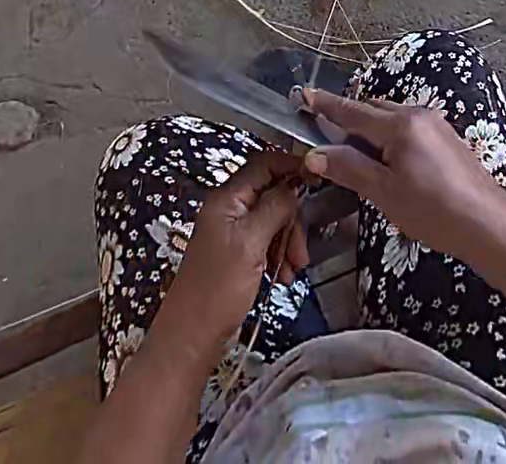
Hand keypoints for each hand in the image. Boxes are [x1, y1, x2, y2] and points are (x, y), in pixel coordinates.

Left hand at [154, 151, 309, 358]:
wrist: (190, 341)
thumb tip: (294, 183)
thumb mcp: (250, 243)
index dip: (291, 165)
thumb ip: (274, 207)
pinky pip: (267, 242)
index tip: (316, 177)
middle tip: (300, 247)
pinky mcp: (237, 254)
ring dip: (288, 240)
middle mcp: (229, 210)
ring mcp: (232, 232)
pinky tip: (281, 275)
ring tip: (291, 268)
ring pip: (273, 219)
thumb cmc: (215, 292)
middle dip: (292, 218)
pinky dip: (279, 255)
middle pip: (272, 194)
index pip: (263, 164)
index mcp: (227, 199)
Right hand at [298, 88, 505, 261]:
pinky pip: (407, 127)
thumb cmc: (434, 210)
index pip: (352, 111)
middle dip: (349, 121)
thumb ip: (349, 168)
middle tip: (328, 143)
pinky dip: (390, 137)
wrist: (488, 223)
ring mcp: (434, 124)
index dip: (325, 105)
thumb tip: (316, 154)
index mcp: (400, 125)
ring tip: (358, 161)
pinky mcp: (445, 137)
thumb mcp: (384, 192)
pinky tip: (388, 164)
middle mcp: (418, 115)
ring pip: (391, 118)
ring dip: (370, 131)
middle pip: (372, 110)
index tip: (304, 95)